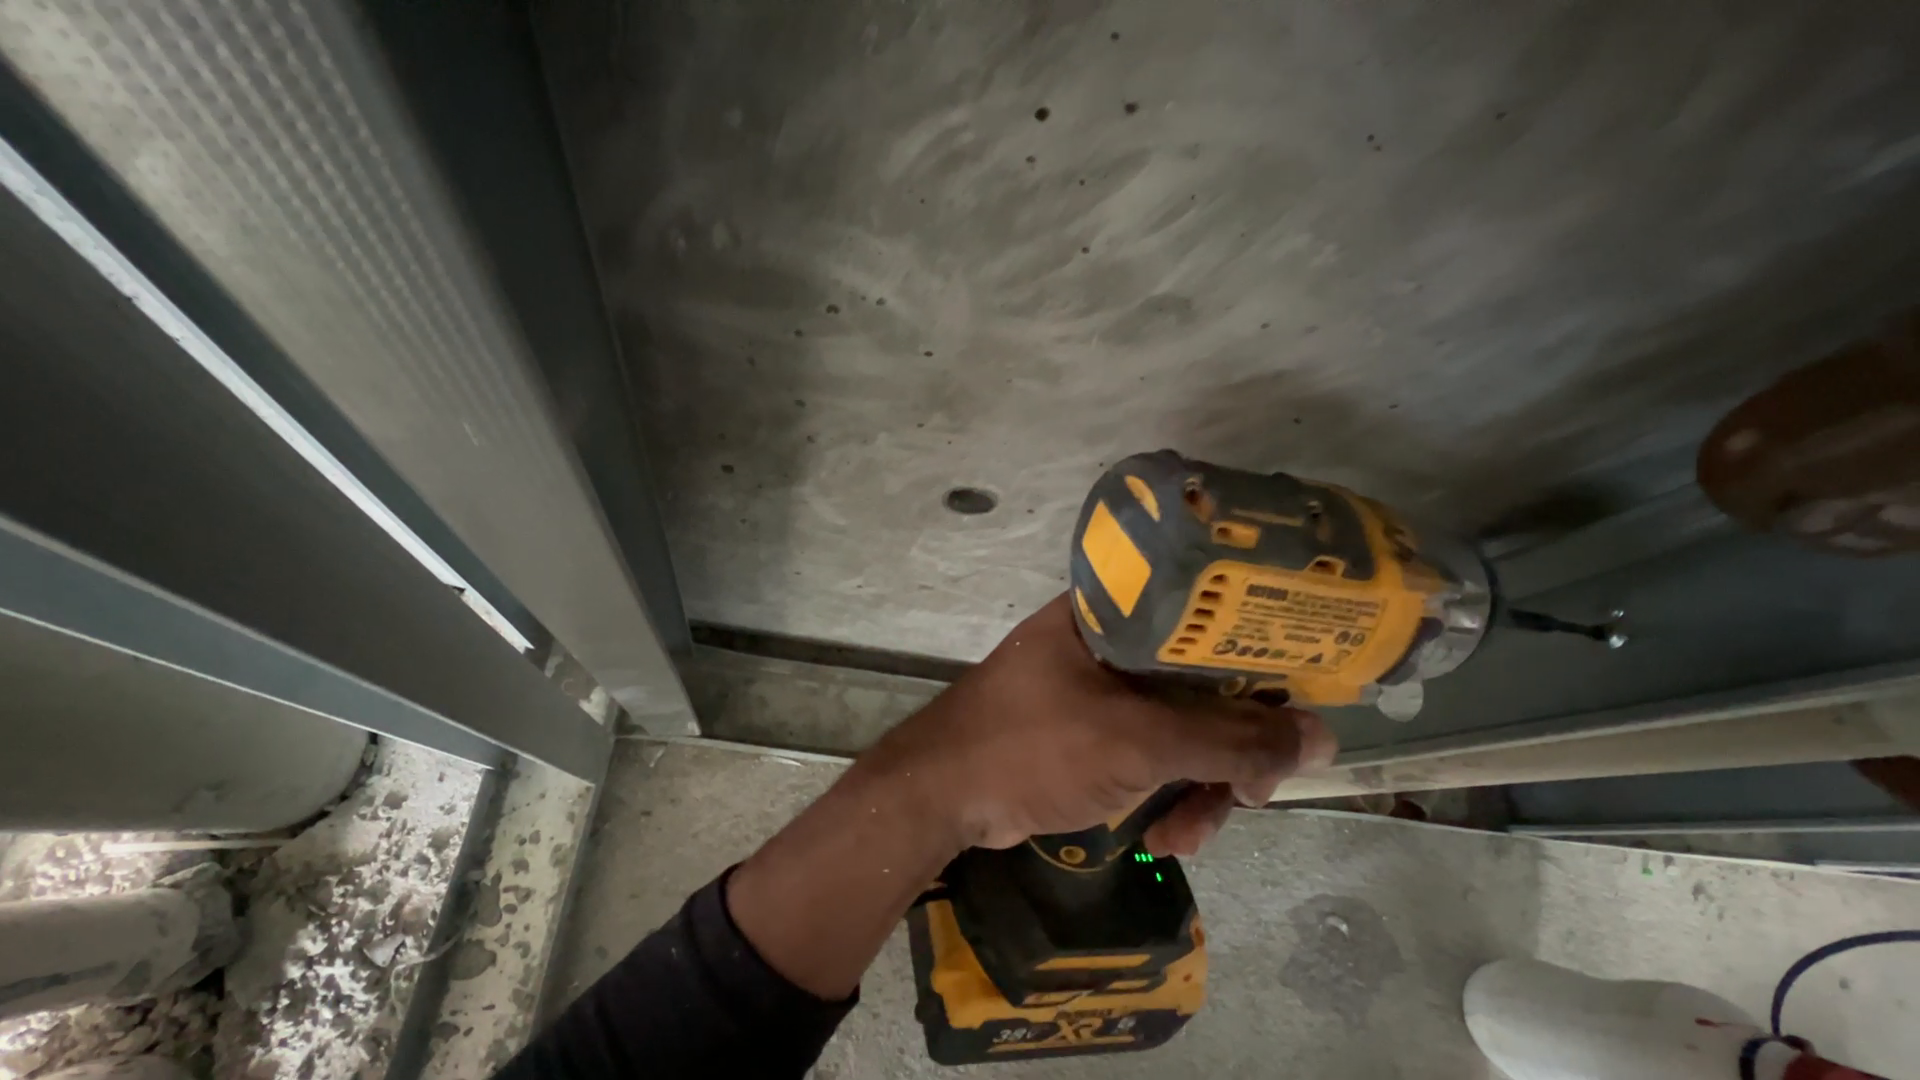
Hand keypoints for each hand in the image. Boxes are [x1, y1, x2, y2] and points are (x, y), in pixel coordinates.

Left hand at [855, 594, 1336, 856]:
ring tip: (1188, 835)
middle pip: (1202, 686)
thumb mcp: (1139, 742)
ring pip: (1180, 730)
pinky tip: (1162, 837)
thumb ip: (1231, 742)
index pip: (1211, 621)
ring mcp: (1097, 691)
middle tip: (1252, 797)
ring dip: (1198, 787)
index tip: (1294, 713)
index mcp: (1115, 615)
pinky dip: (1165, 794)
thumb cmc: (1033, 746)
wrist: (939, 796)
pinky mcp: (1089, 733)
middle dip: (1229, 752)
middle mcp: (1110, 644)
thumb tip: (1321, 738)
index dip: (1262, 664)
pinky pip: (1150, 755)